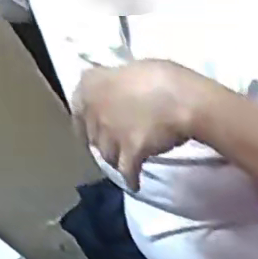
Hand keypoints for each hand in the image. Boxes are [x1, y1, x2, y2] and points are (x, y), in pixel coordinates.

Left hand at [73, 59, 217, 190]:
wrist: (179, 98)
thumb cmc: (161, 79)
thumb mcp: (126, 73)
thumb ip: (116, 88)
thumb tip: (123, 99)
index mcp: (89, 85)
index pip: (78, 111)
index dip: (85, 126)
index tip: (90, 136)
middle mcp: (94, 109)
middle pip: (93, 136)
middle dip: (102, 145)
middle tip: (114, 153)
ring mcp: (111, 132)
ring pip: (108, 155)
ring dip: (116, 162)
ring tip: (126, 167)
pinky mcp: (131, 151)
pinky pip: (128, 171)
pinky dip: (131, 179)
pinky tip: (135, 185)